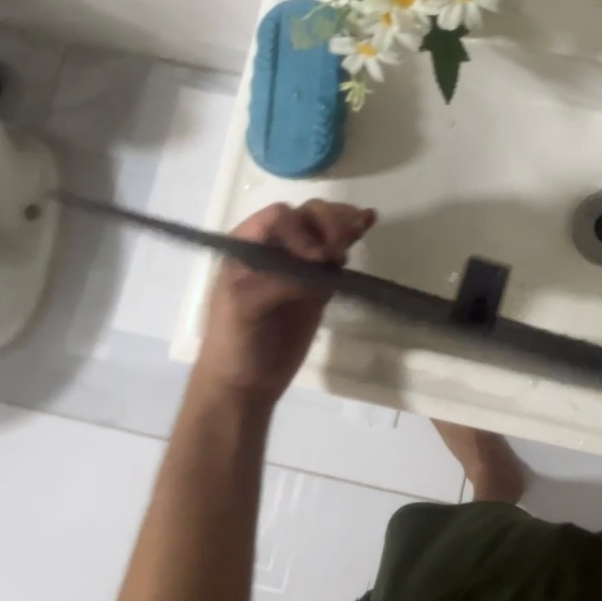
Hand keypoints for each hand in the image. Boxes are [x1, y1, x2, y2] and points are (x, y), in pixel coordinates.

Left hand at [192, 200, 376, 405]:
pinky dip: (352, 237)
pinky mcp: (319, 283)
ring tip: (361, 226)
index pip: (279, 216)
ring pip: (324, 229)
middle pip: (306, 216)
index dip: (300, 228)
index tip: (313, 257)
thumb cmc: (234, 342)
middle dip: (327, 222)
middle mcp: (274, 247)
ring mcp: (299, 264)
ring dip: (343, 224)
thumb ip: (279, 280)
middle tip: (338, 248)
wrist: (246, 384)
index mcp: (248, 246)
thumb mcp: (244, 307)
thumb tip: (322, 268)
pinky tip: (367, 223)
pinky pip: (336, 254)